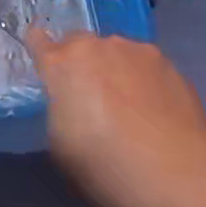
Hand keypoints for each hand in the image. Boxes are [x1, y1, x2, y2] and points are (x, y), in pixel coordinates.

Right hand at [30, 31, 205, 206]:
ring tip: (129, 105)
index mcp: (63, 65)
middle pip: (81, 44)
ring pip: (116, 52)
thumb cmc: (102, 161)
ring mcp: (133, 48)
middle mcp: (96, 45)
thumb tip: (70, 98)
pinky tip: (154, 108)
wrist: (169, 165)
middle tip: (90, 93)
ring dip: (116, 69)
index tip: (37, 41)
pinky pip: (145, 65)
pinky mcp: (164, 59)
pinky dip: (144, 79)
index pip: (40, 42)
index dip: (38, 43)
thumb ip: (60, 108)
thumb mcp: (61, 144)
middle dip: (82, 61)